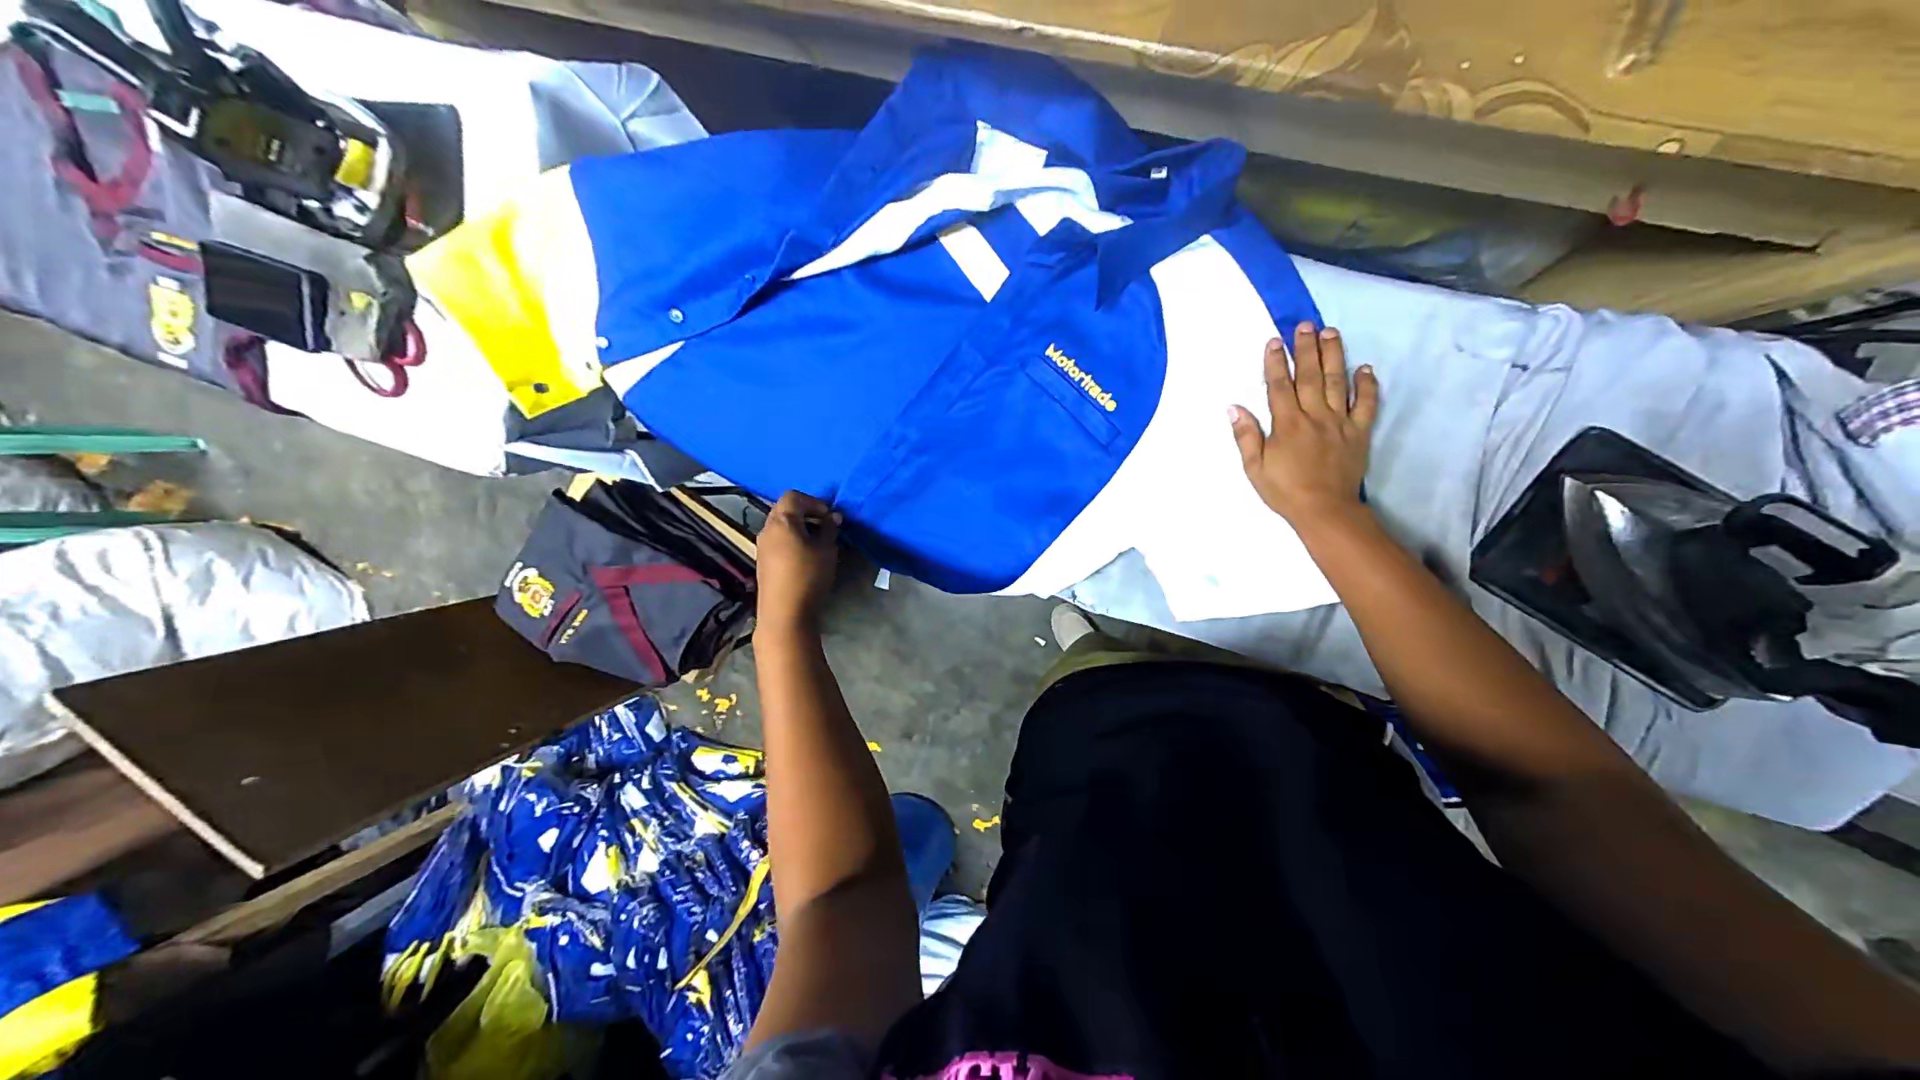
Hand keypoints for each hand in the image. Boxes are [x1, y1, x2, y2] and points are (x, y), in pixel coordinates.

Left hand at [757, 491, 841, 631]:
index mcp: (782, 520)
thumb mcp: (827, 550)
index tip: (829, 517)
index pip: (794, 496)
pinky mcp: (762, 561)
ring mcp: (761, 545)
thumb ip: (829, 529)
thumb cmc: (808, 576)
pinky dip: (790, 540)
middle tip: (824, 527)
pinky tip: (803, 557)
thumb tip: (832, 517)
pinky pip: (777, 540)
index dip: (814, 502)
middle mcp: (767, 528)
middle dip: (805, 513)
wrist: (784, 613)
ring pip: (779, 525)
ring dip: (797, 527)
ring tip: (815, 543)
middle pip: (784, 509)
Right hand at [1229, 322, 1378, 522]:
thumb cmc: (1284, 491)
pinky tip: (1365, 369)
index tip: (1274, 341)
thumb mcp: (1255, 468)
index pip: (1279, 386)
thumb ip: (1246, 436)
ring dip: (1334, 356)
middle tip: (1305, 325)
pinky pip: (1366, 405)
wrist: (1325, 510)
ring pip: (1337, 383)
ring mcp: (1339, 422)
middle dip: (1306, 349)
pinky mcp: (1359, 433)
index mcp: (1287, 424)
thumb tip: (1234, 408)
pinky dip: (1366, 386)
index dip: (1275, 363)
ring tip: (1331, 333)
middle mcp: (1314, 416)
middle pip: (1310, 376)